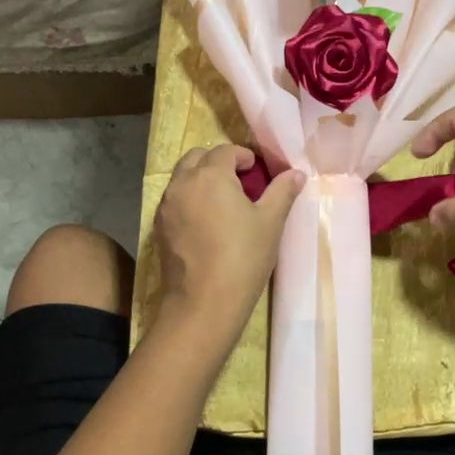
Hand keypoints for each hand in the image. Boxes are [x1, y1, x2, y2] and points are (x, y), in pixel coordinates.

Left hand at [154, 144, 303, 328]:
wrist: (203, 302)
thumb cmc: (243, 257)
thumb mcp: (270, 222)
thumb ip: (282, 192)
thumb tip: (295, 173)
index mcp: (210, 175)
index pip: (225, 151)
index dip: (243, 156)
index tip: (256, 169)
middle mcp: (182, 184)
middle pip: (196, 158)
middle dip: (216, 162)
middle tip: (238, 180)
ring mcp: (166, 206)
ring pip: (181, 179)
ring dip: (200, 180)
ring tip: (222, 201)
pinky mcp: (159, 228)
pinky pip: (174, 202)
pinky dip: (189, 201)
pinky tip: (205, 222)